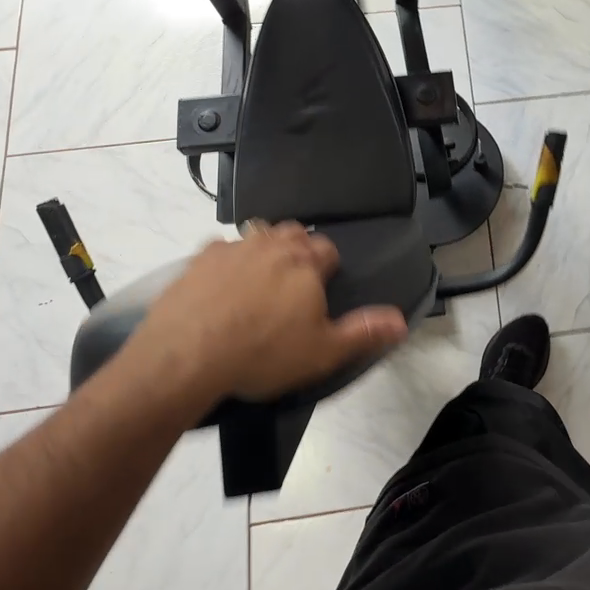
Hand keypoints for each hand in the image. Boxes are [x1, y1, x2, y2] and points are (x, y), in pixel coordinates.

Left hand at [117, 221, 408, 405]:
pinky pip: (219, 249)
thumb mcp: (321, 352)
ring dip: (263, 248)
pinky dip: (225, 261)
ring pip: (257, 234)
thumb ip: (363, 332)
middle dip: (297, 250)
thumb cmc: (262, 353)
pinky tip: (220, 285)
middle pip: (293, 233)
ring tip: (258, 279)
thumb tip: (402, 320)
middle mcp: (271, 245)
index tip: (323, 287)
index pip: (328, 249)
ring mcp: (233, 248)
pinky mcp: (199, 259)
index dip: (328, 267)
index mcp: (305, 263)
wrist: (187, 356)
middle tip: (293, 282)